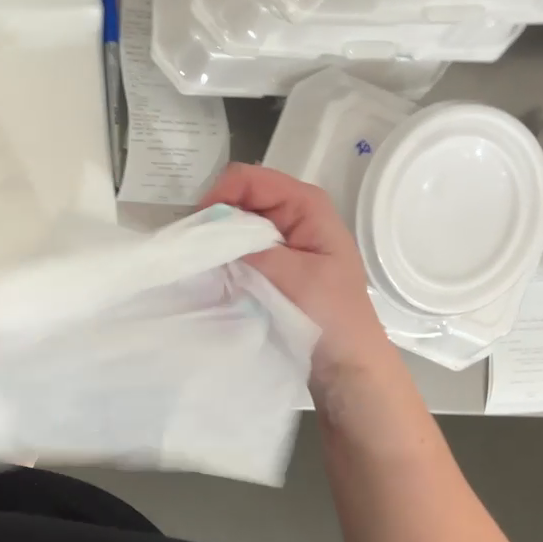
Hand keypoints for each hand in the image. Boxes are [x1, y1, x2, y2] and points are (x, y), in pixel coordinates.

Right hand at [200, 163, 393, 376]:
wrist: (346, 362)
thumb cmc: (331, 316)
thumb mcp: (295, 277)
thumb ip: (253, 249)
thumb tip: (208, 232)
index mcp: (305, 204)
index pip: (248, 179)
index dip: (218, 197)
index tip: (199, 233)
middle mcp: (291, 213)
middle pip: (238, 198)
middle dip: (213, 220)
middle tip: (196, 254)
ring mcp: (280, 239)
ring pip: (234, 225)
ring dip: (217, 242)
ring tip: (203, 267)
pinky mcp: (270, 264)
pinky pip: (238, 249)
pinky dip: (223, 259)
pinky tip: (215, 278)